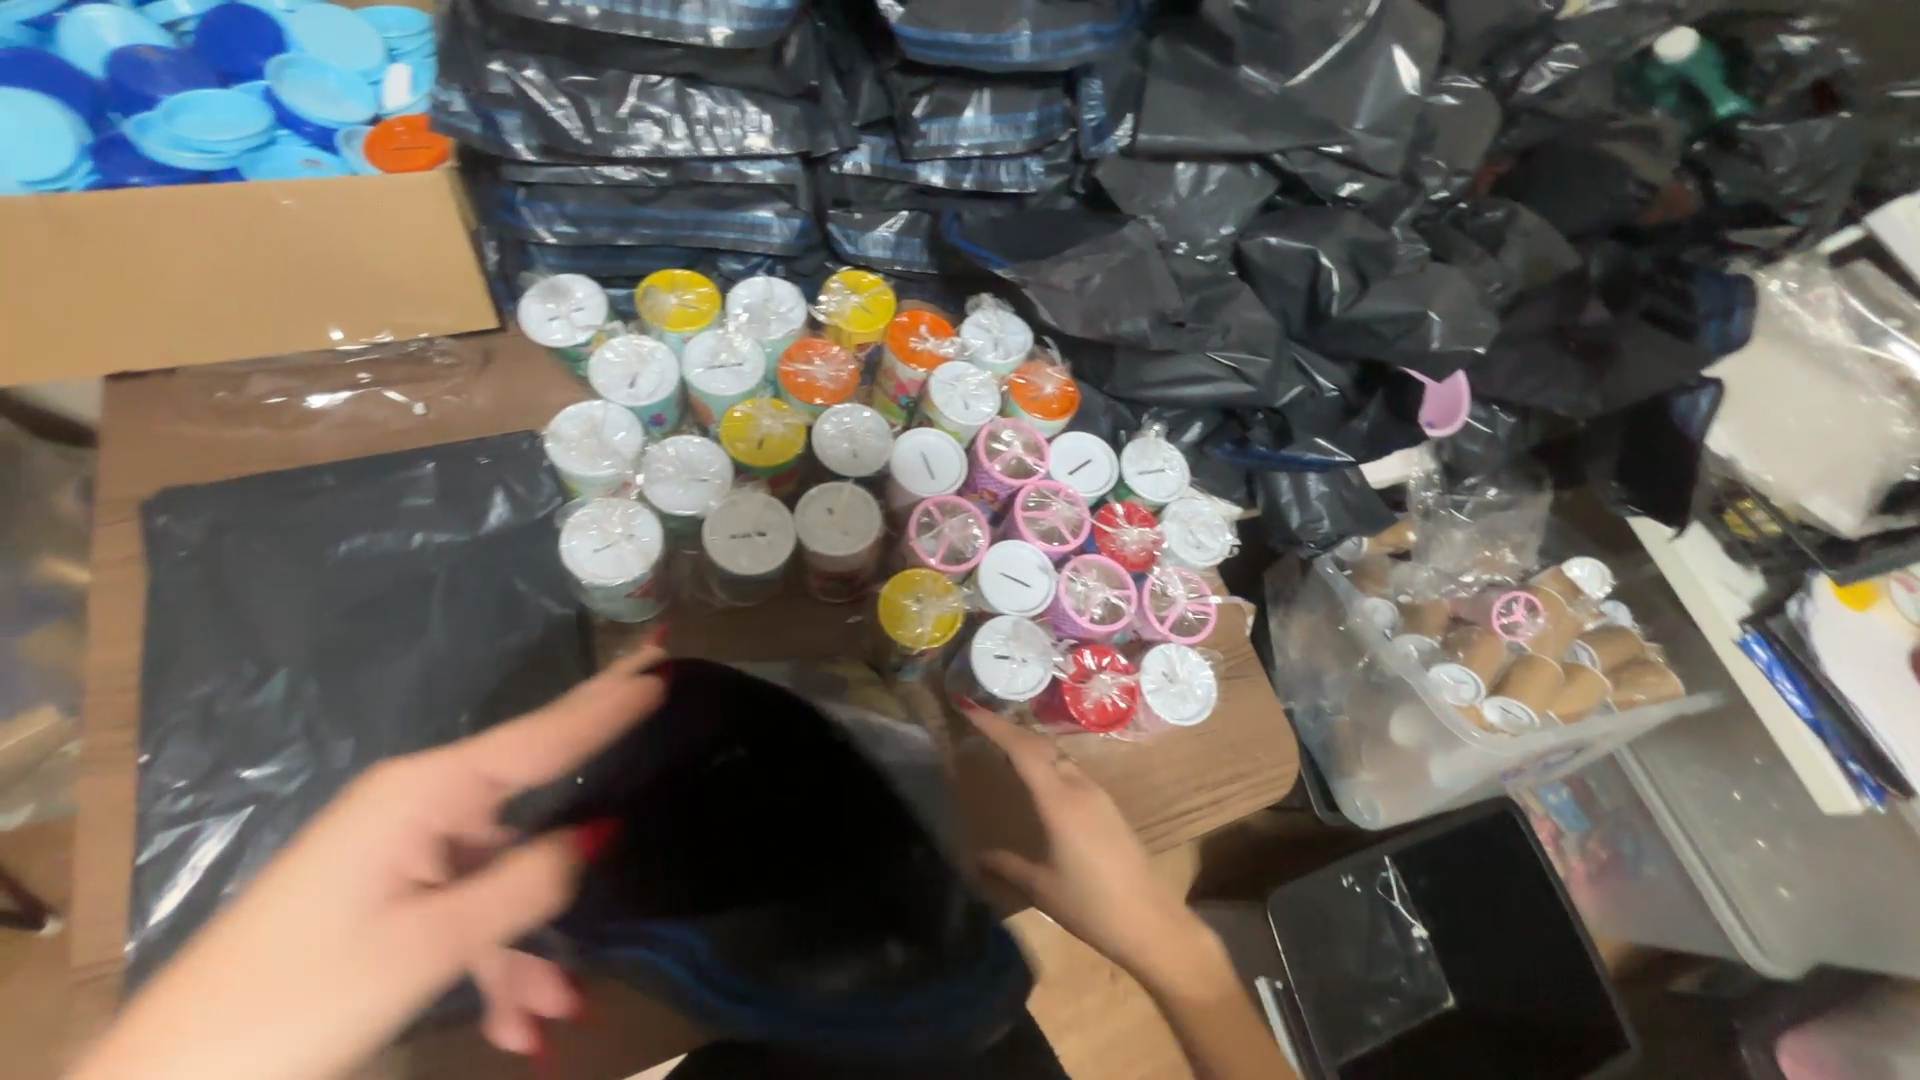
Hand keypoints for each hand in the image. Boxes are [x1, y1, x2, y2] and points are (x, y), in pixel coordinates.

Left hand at [71, 646, 670, 1079]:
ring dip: (530, 945)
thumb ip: (525, 884)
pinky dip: (497, 963)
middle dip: (595, 733)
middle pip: (531, 763)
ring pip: (506, 873)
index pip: (542, 737)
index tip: (663, 666)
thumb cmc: (297, 1001)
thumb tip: (599, 833)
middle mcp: (422, 803)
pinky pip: (471, 909)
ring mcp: (407, 845)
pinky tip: (516, 1027)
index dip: (607, 705)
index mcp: (426, 794)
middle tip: (655, 666)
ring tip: (556, 1012)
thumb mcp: (429, 947)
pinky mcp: (396, 887)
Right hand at [965, 707, 1215, 986]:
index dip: (995, 726)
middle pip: (1041, 745)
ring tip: (1002, 743)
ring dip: (1030, 744)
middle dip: (1010, 728)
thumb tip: (977, 857)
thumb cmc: (1092, 907)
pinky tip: (1037, 776)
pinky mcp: (1109, 808)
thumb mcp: (1041, 887)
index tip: (969, 707)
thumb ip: (1007, 866)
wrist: (1151, 923)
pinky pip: (1071, 771)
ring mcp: (1099, 796)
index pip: (1023, 749)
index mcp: (1060, 801)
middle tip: (979, 720)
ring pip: (1059, 756)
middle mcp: (1080, 788)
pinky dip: (1047, 762)